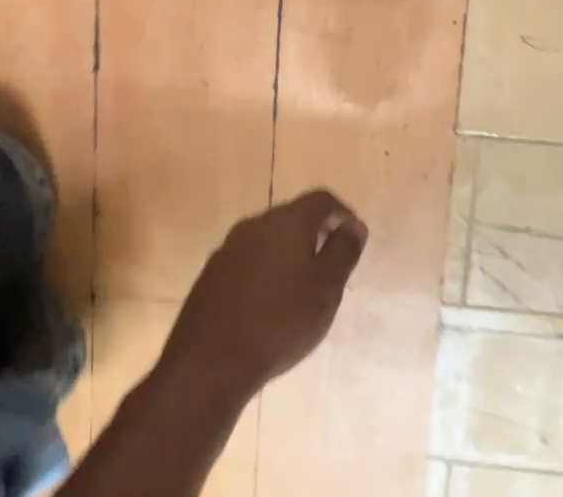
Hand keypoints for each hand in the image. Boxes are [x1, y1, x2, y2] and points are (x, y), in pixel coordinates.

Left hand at [161, 189, 368, 398]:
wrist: (209, 363)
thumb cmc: (280, 322)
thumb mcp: (327, 289)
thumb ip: (344, 251)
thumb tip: (353, 226)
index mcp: (286, 221)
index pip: (322, 199)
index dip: (343, 214)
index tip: (354, 241)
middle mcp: (254, 225)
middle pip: (293, 216)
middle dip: (316, 235)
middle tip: (331, 267)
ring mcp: (228, 249)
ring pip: (269, 239)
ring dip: (289, 254)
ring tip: (302, 289)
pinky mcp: (211, 274)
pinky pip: (248, 260)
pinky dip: (266, 271)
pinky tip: (270, 304)